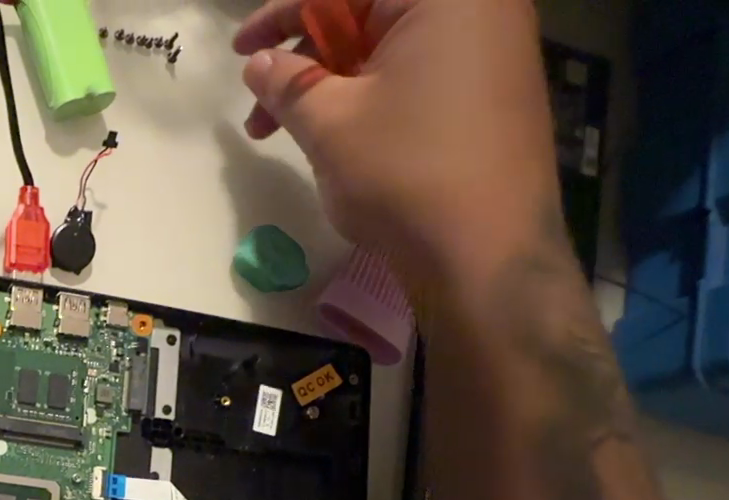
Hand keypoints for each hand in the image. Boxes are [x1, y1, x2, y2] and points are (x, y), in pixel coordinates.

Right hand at [234, 0, 560, 278]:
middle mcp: (475, 7)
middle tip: (260, 106)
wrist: (483, 246)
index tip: (241, 49)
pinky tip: (333, 135)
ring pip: (385, 49)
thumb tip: (260, 62)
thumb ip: (288, 83)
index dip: (284, 12)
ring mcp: (487, 48)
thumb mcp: (329, 123)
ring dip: (327, 83)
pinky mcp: (485, 90)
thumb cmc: (402, 170)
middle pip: (368, 13)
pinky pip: (412, 73)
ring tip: (284, 132)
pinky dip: (364, 95)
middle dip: (304, 57)